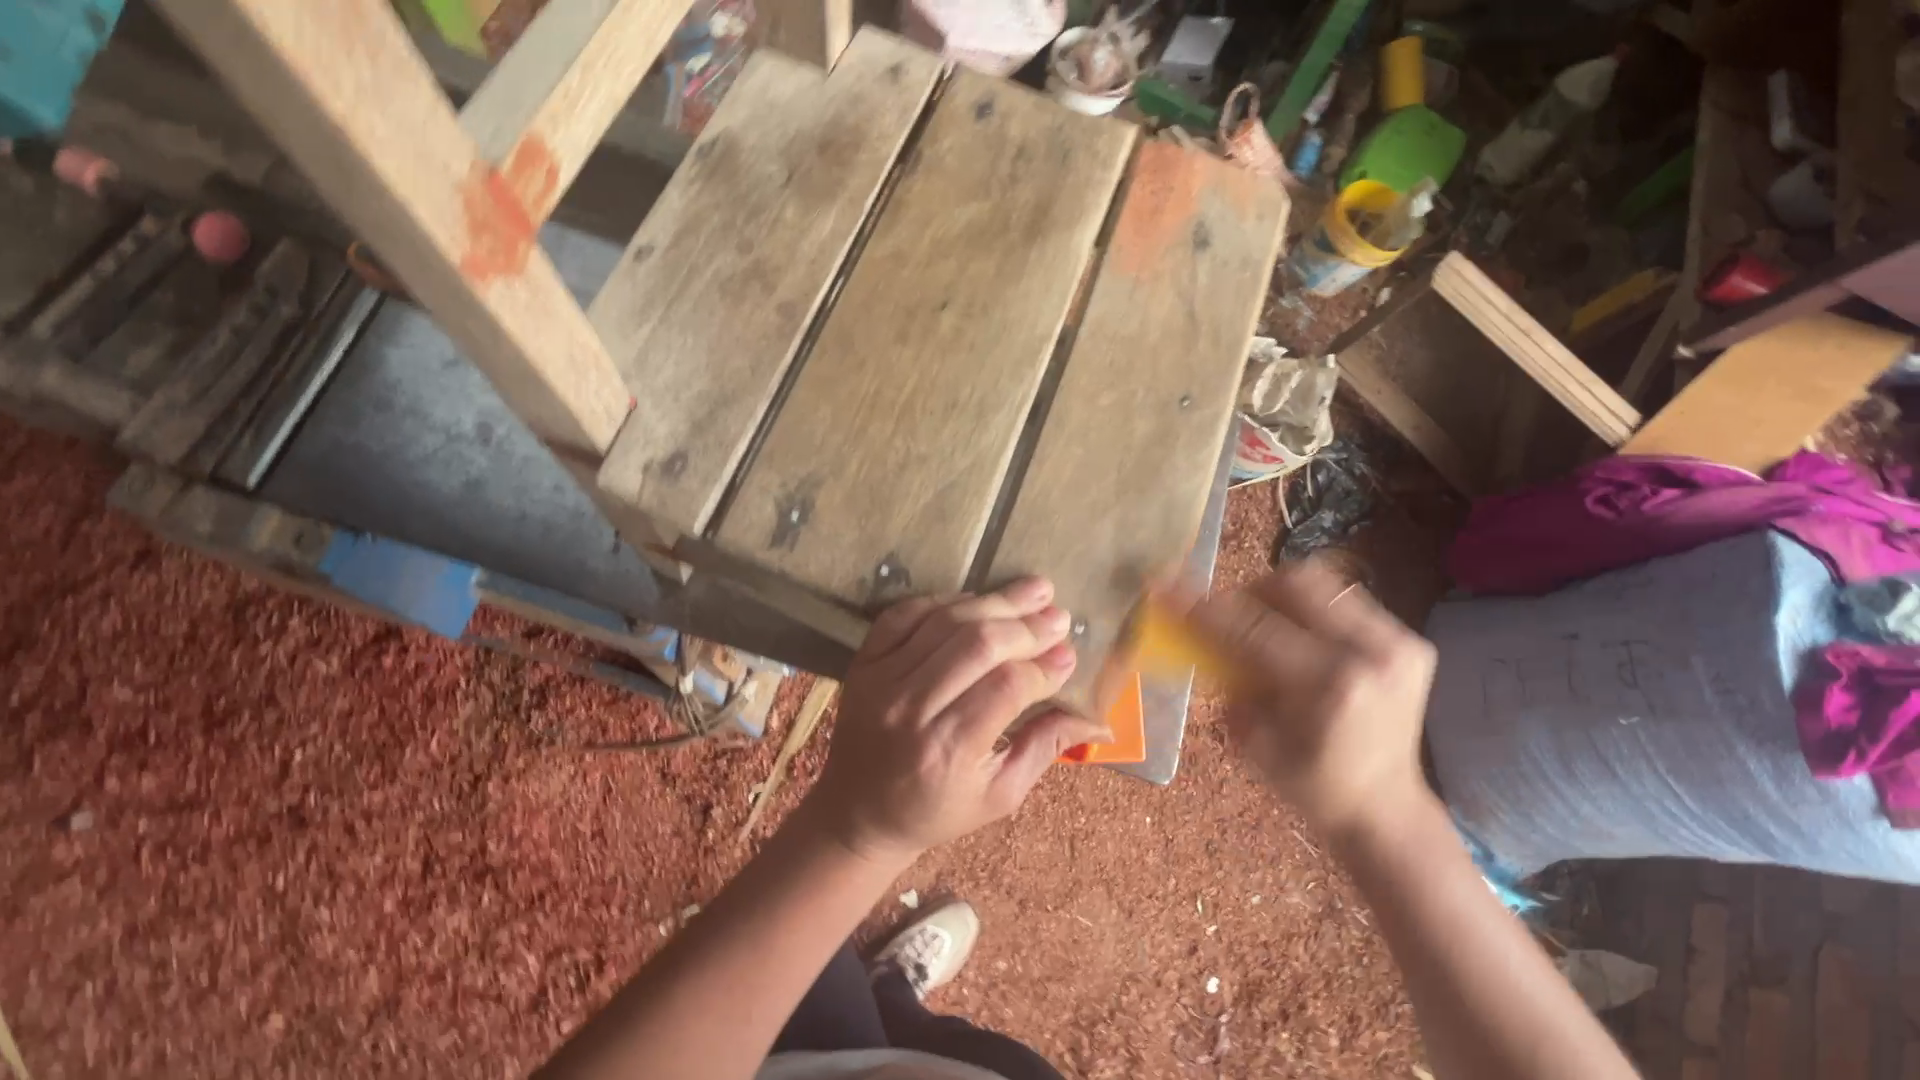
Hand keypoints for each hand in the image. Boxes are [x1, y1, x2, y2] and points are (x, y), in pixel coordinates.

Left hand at [800, 577, 1110, 865]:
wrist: (858, 811)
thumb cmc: (936, 809)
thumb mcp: (999, 795)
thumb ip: (1045, 747)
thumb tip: (1098, 718)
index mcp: (947, 750)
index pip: (1007, 688)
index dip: (1043, 666)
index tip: (1069, 656)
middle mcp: (911, 709)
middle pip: (978, 645)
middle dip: (1026, 627)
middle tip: (1059, 616)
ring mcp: (882, 680)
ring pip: (946, 621)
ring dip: (995, 602)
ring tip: (1034, 592)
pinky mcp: (864, 661)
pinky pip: (907, 613)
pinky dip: (947, 600)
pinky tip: (978, 599)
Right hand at [1182, 561, 1437, 844]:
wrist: (1387, 810)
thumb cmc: (1314, 788)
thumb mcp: (1255, 743)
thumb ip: (1230, 683)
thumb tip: (1197, 634)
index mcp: (1332, 686)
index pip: (1253, 628)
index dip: (1205, 609)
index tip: (1167, 591)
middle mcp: (1371, 653)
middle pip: (1295, 584)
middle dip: (1250, 593)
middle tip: (1227, 615)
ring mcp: (1398, 644)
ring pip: (1322, 585)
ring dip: (1280, 598)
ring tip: (1264, 626)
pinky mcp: (1410, 642)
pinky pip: (1344, 603)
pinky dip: (1310, 613)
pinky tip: (1300, 642)